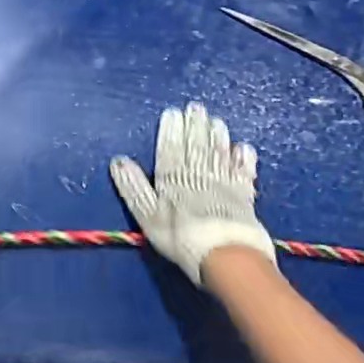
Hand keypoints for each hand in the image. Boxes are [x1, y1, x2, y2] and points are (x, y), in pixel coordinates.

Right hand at [109, 103, 274, 285]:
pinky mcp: (245, 197)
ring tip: (215, 120)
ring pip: (219, 154)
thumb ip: (133, 186)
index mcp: (172, 179)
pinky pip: (244, 172)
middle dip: (195, 125)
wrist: (225, 255)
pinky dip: (243, 158)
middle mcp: (199, 175)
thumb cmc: (178, 237)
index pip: (170, 149)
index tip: (172, 112)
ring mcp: (225, 184)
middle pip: (196, 146)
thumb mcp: (145, 214)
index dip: (171, 130)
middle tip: (196, 107)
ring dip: (217, 135)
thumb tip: (118, 160)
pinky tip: (243, 147)